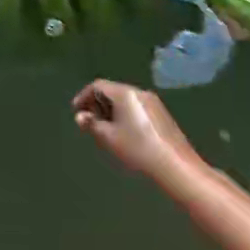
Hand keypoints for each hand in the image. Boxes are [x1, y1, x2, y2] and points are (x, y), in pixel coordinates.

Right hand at [72, 79, 203, 181]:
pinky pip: (136, 106)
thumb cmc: (137, 148)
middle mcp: (139, 92)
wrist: (173, 163)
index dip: (84, 96)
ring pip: (125, 99)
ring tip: (103, 128)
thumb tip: (80, 116)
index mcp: (125, 93)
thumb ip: (92, 124)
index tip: (76, 111)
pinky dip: (124, 113)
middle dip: (97, 103)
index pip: (99, 86)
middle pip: (112, 90)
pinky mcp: (160, 112)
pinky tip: (123, 131)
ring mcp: (152, 101)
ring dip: (110, 109)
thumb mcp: (109, 138)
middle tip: (88, 121)